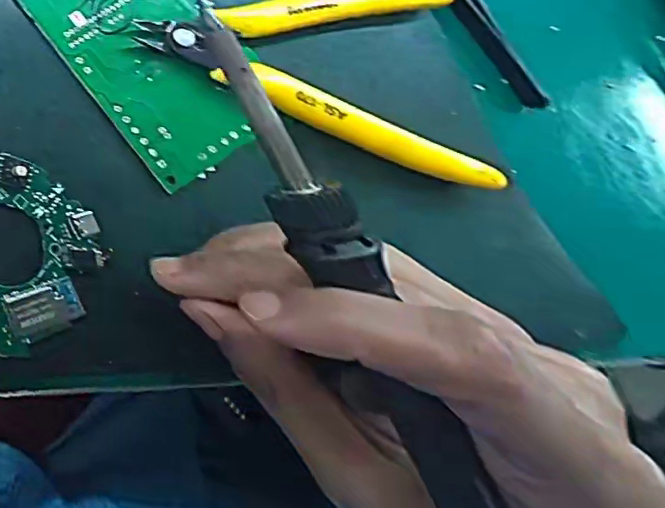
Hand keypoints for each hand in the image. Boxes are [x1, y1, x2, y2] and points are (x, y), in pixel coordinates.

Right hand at [153, 223, 664, 507]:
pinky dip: (277, 261)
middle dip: (265, 269)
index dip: (343, 319)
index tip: (244, 312)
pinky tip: (231, 275)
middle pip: (390, 282)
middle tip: (175, 274)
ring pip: (361, 254)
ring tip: (191, 272)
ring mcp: (501, 324)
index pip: (459, 353)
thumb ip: (291, 400)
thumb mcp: (369, 489)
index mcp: (564, 444)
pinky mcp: (451, 302)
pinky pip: (352, 262)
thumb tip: (207, 311)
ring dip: (258, 256)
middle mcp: (541, 362)